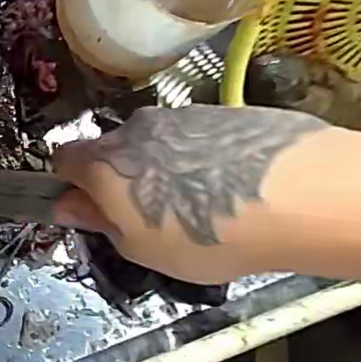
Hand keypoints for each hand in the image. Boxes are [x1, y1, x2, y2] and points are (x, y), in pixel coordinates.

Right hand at [53, 105, 334, 283]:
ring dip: (161, 167)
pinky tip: (230, 186)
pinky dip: (199, 158)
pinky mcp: (221, 111)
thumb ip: (99, 222)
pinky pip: (194, 136)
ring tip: (199, 204)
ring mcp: (180, 115)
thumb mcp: (141, 250)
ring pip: (154, 142)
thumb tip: (69, 205)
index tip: (90, 209)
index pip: (62, 159)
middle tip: (148, 217)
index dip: (71, 185)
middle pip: (110, 148)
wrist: (298, 193)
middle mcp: (135, 129)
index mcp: (104, 164)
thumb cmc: (205, 235)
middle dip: (119, 178)